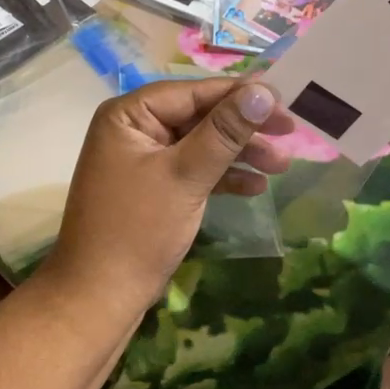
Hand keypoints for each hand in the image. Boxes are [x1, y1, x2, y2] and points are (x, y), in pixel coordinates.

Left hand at [43, 78, 292, 316]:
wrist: (98, 298)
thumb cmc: (138, 229)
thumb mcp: (186, 175)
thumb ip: (224, 131)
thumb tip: (262, 90)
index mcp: (129, 115)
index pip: (193, 91)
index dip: (240, 94)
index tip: (285, 99)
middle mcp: (132, 129)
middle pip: (198, 115)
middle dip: (243, 126)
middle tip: (291, 132)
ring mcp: (141, 160)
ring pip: (199, 144)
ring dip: (238, 153)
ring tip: (281, 166)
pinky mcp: (151, 188)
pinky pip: (191, 170)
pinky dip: (221, 176)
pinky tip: (255, 187)